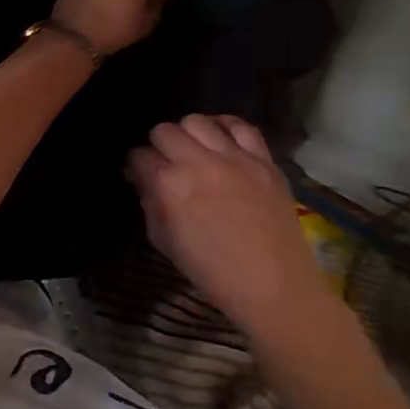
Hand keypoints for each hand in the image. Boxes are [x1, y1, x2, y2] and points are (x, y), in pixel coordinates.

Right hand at [126, 114, 334, 333]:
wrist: (274, 287)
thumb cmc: (211, 272)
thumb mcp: (163, 241)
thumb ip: (149, 203)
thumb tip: (143, 179)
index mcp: (170, 187)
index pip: (139, 156)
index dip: (135, 165)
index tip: (139, 174)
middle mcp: (199, 164)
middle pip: (164, 131)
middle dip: (157, 146)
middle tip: (165, 163)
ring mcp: (235, 159)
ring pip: (197, 121)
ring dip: (187, 133)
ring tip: (193, 150)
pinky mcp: (264, 161)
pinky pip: (241, 126)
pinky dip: (224, 127)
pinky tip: (220, 141)